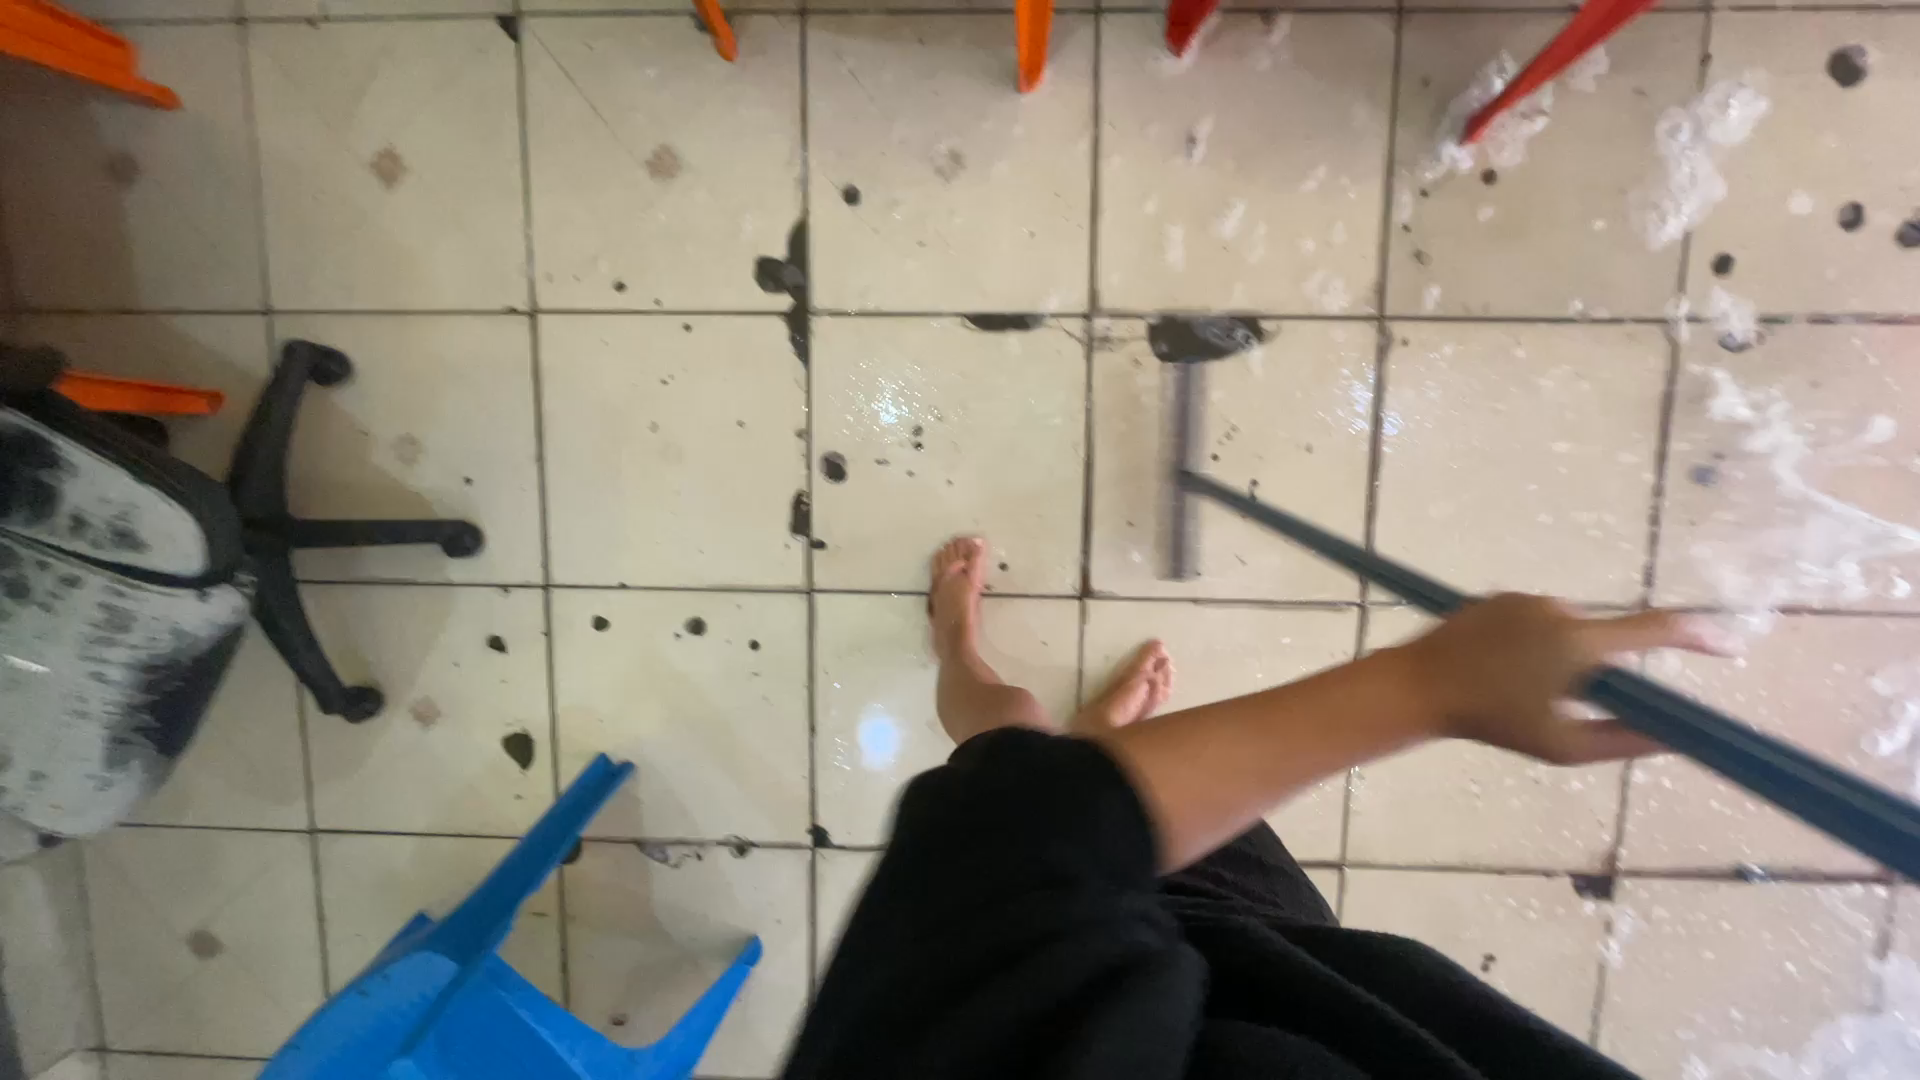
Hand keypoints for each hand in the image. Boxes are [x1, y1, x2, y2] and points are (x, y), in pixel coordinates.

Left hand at [1393, 594, 1735, 765]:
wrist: (1417, 685)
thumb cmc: (1489, 719)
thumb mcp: (1562, 745)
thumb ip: (1626, 740)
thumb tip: (1676, 736)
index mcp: (1577, 641)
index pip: (1654, 630)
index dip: (1698, 636)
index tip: (1728, 647)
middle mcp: (1554, 609)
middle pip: (1604, 635)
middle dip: (1599, 665)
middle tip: (1560, 697)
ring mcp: (1520, 599)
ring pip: (1567, 628)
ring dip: (1563, 653)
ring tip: (1521, 684)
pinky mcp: (1494, 597)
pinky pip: (1533, 619)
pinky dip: (1533, 641)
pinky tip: (1502, 666)